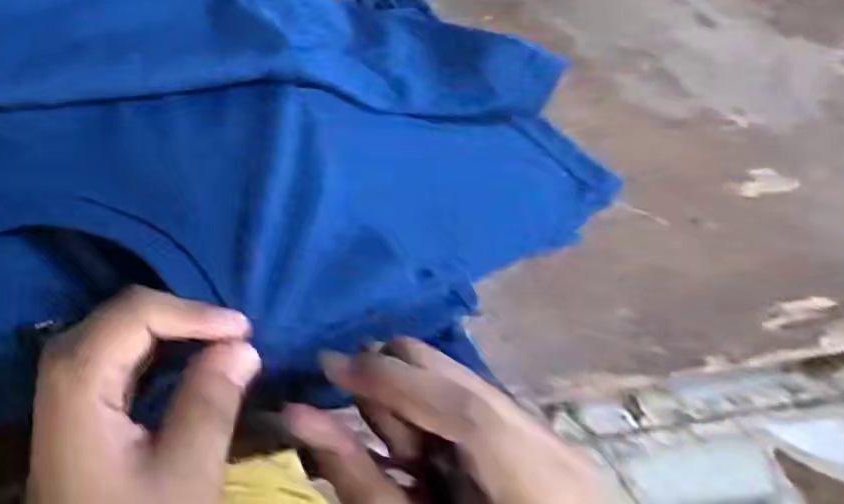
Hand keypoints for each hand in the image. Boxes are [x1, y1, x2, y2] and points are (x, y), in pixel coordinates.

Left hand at [28, 287, 259, 503]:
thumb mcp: (183, 477)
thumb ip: (210, 404)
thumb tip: (242, 347)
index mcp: (79, 367)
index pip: (139, 310)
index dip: (194, 312)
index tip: (247, 329)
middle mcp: (62, 354)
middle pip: (127, 312)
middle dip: (185, 318)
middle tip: (240, 338)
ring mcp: (62, 371)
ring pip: (121, 326)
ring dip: (173, 332)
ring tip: (224, 346)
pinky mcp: (70, 391)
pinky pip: (114, 349)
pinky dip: (154, 350)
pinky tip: (189, 362)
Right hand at [283, 339, 612, 503]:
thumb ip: (359, 478)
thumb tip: (293, 411)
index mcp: (531, 477)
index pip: (452, 398)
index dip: (381, 375)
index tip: (324, 369)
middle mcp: (546, 442)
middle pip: (442, 366)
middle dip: (391, 385)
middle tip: (386, 445)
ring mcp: (550, 439)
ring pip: (447, 374)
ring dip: (410, 400)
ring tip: (414, 463)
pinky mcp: (544, 443)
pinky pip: (466, 397)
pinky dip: (435, 415)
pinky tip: (438, 464)